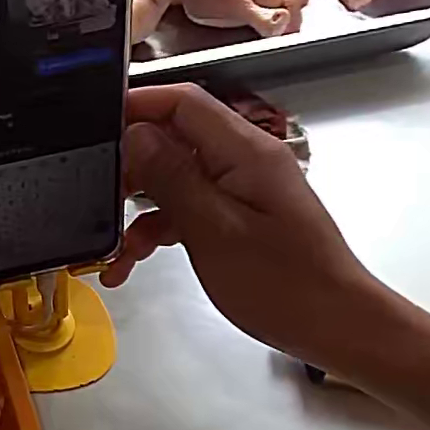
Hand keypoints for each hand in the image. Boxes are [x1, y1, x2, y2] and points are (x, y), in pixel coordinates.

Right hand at [103, 84, 411, 371]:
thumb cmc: (283, 283)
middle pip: (173, 138)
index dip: (137, 104)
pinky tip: (133, 259)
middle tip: (98, 192)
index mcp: (244, 152)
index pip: (183, 103)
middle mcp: (242, 161)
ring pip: (172, 177)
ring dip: (137, 206)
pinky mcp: (234, 214)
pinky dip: (155, 228)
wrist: (334, 327)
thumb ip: (171, 178)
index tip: (96, 122)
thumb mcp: (213, 230)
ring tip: (113, 242)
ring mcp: (238, 187)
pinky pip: (184, 207)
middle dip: (130, 165)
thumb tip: (135, 136)